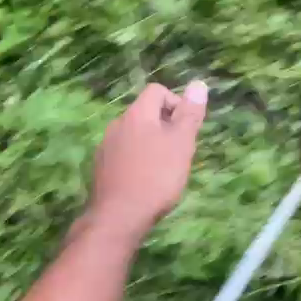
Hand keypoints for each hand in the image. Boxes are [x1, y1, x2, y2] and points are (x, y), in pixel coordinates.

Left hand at [85, 80, 207, 240]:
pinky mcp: (101, 169)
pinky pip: (123, 155)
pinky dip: (136, 161)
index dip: (176, 104)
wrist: (119, 216)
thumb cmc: (156, 177)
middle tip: (179, 153)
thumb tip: (198, 84)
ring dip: (150, 145)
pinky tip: (144, 182)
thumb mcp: (181, 144)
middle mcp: (117, 124)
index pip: (157, 91)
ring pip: (133, 136)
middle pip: (144, 114)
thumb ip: (190, 115)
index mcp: (137, 114)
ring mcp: (105, 147)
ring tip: (163, 170)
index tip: (186, 129)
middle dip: (165, 127)